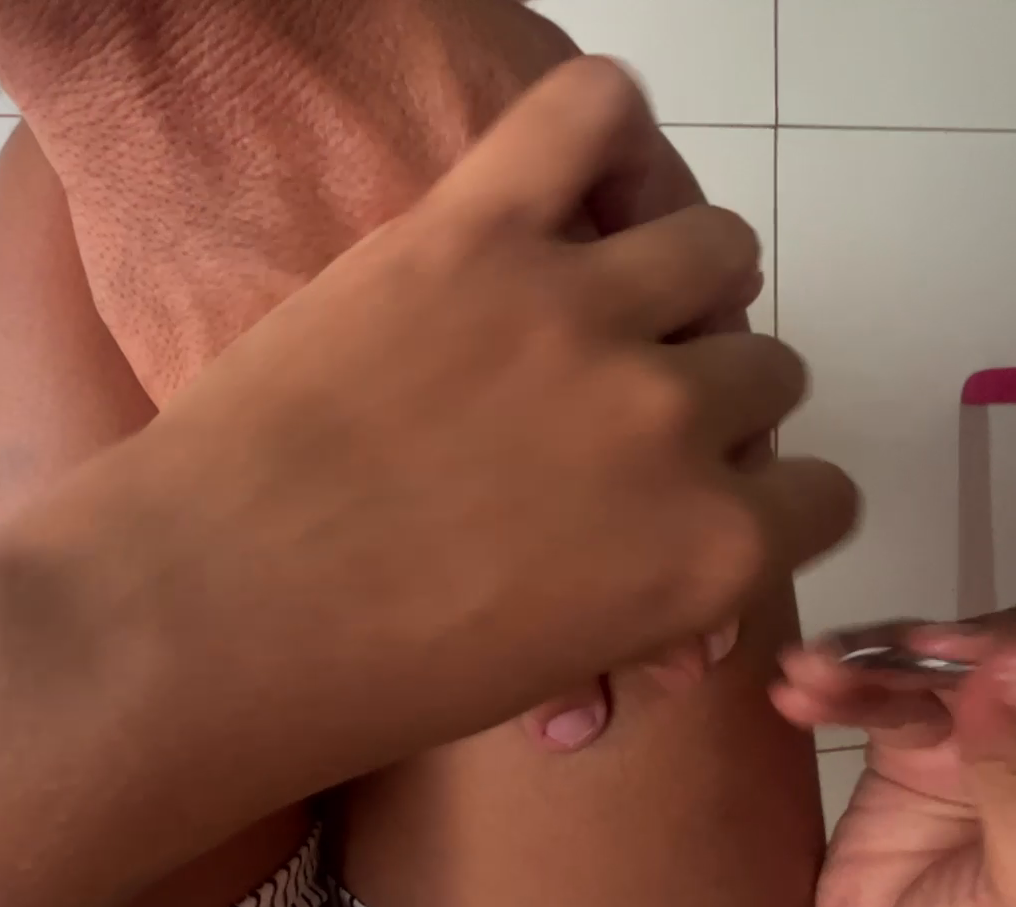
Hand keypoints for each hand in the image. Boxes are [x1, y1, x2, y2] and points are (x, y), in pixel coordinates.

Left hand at [14, 59, 856, 778]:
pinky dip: (595, 137)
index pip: (817, 501)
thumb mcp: (522, 682)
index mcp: (702, 560)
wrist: (198, 616)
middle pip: (762, 369)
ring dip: (668, 284)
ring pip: (708, 249)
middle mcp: (668, 425)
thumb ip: (623, 630)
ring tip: (579, 314)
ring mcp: (572, 315)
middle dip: (705, 400)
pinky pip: (586, 115)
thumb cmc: (348, 680)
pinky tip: (549, 200)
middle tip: (610, 413)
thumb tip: (667, 643)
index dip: (761, 500)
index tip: (704, 497)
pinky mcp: (464, 237)